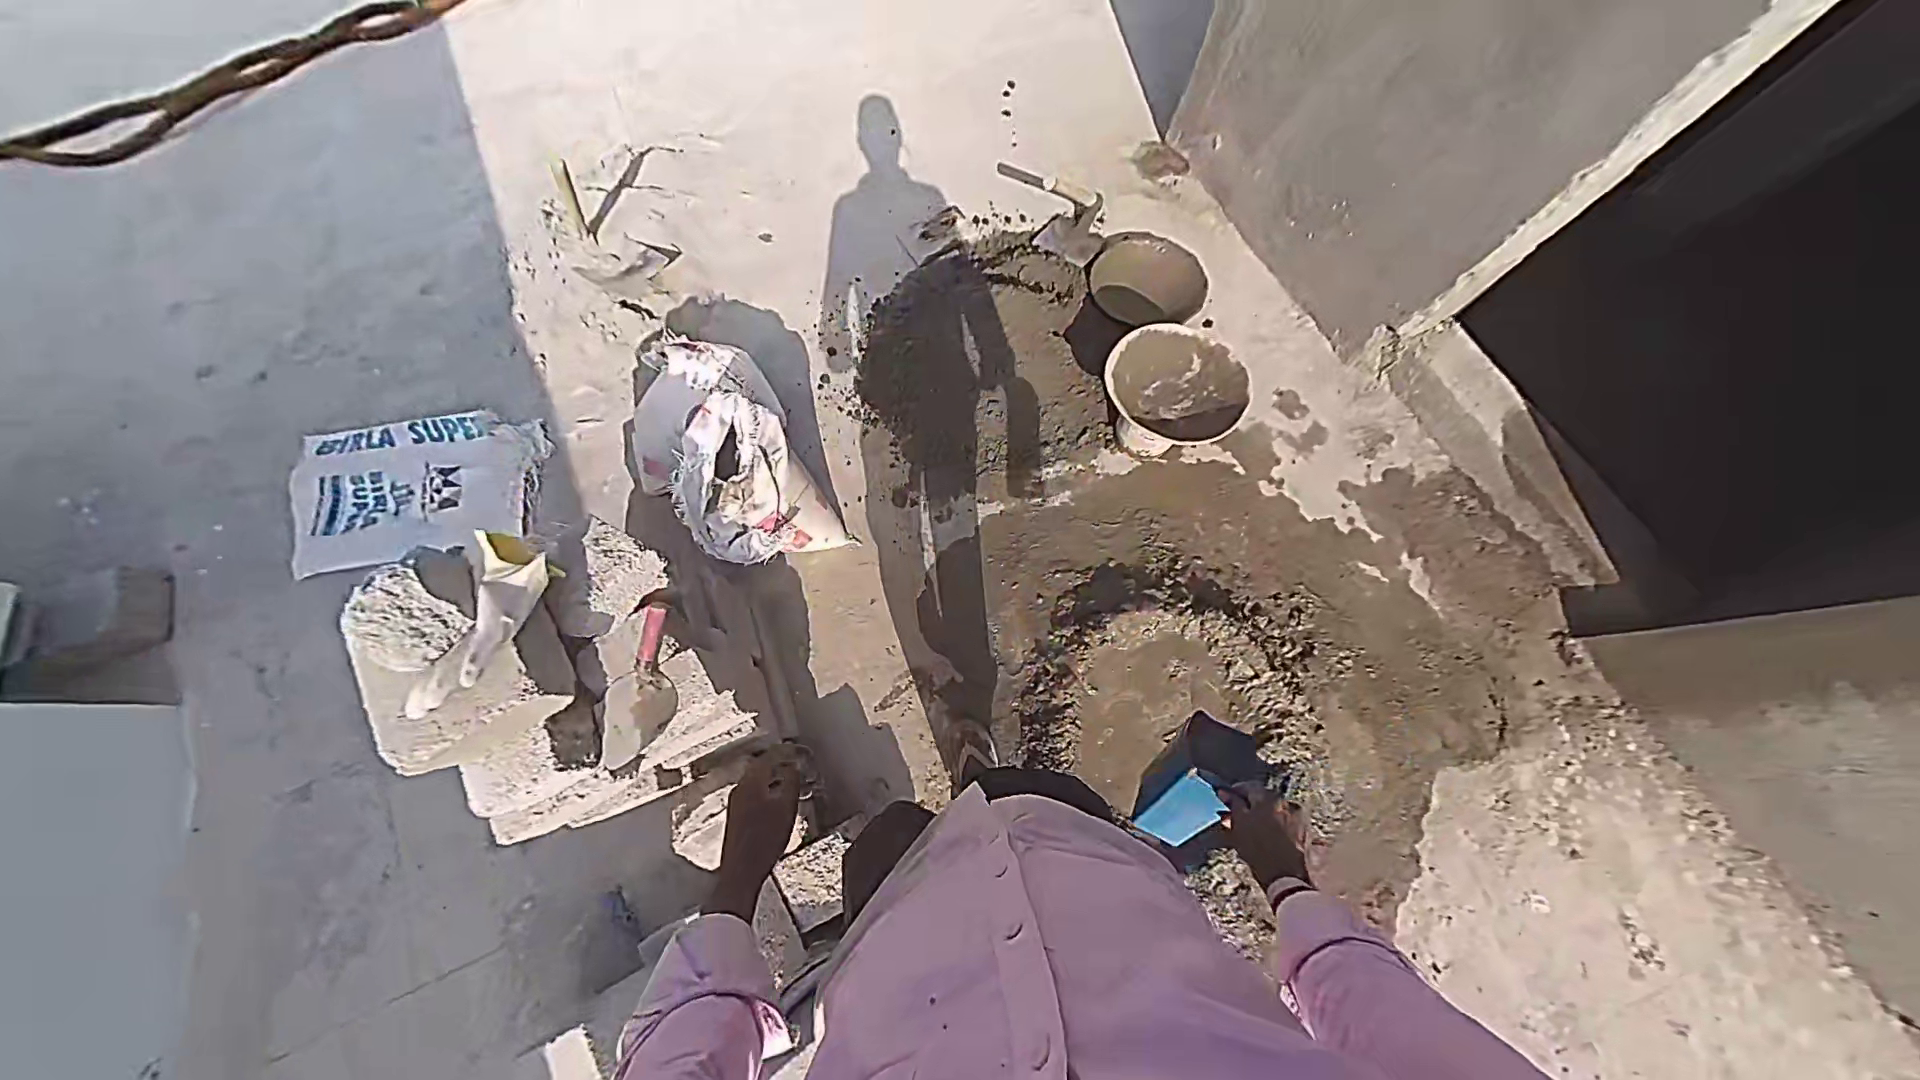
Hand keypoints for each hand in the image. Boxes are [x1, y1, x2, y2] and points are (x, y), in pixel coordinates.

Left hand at [702, 747, 803, 920]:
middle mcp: (739, 790)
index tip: (794, 751)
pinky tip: (774, 802)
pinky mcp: (735, 819)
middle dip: (776, 764)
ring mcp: (735, 805)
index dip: (783, 752)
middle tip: (791, 763)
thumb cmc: (764, 840)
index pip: (768, 757)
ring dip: (770, 779)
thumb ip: (792, 782)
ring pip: (754, 782)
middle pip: (758, 768)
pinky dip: (764, 792)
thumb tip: (793, 768)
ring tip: (786, 781)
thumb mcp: (787, 807)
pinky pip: (751, 795)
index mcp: (751, 782)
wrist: (741, 872)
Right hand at [1216, 784, 1311, 890]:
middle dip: (1250, 805)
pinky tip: (1268, 838)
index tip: (1226, 800)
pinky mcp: (1305, 832)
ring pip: (1275, 810)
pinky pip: (1286, 822)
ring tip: (1254, 831)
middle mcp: (1286, 802)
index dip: (1234, 793)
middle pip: (1263, 798)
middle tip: (1238, 817)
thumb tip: (1225, 792)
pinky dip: (1276, 826)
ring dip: (1264, 816)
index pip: (1248, 786)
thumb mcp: (1239, 825)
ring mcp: (1298, 817)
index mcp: (1268, 797)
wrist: (1288, 879)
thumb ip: (1233, 805)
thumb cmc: (1259, 851)